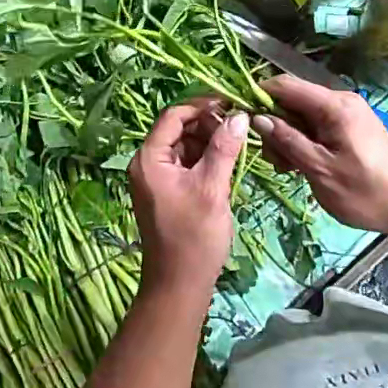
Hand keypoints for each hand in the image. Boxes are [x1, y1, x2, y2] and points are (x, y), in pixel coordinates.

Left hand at [128, 99, 248, 299]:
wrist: (180, 284)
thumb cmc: (193, 236)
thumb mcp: (212, 189)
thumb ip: (224, 149)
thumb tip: (239, 115)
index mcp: (149, 159)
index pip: (173, 116)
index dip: (202, 105)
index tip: (232, 103)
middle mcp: (148, 164)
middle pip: (178, 129)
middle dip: (208, 124)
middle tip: (239, 126)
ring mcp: (157, 179)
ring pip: (185, 146)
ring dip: (210, 141)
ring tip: (238, 143)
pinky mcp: (169, 192)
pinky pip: (187, 164)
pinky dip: (206, 159)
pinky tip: (228, 162)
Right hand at [252, 75, 387, 234]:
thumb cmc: (365, 191)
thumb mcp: (320, 169)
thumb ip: (288, 141)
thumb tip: (257, 119)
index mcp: (334, 105)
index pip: (285, 85)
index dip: (259, 97)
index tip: (241, 121)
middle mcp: (340, 101)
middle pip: (292, 100)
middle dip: (275, 125)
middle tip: (275, 161)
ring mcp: (347, 113)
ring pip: (302, 115)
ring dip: (288, 138)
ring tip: (290, 169)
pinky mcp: (351, 127)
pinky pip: (317, 125)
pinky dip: (304, 141)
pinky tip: (304, 166)